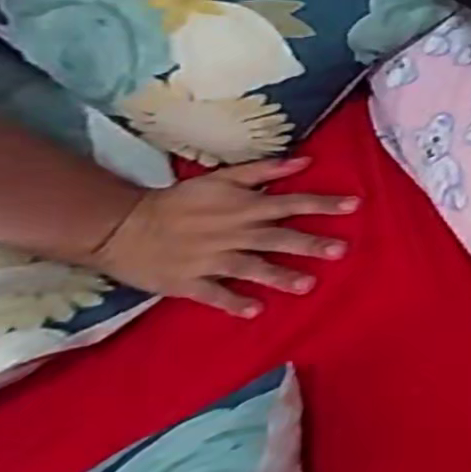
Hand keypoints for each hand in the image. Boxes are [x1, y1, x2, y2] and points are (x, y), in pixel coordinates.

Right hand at [88, 157, 357, 317]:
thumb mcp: (222, 178)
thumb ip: (265, 170)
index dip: (323, 204)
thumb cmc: (181, 201)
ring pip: (250, 268)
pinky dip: (232, 302)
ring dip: (279, 276)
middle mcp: (232, 233)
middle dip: (309, 244)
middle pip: (278, 238)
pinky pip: (212, 294)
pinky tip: (256, 311)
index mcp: (244, 208)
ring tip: (309, 285)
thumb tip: (307, 160)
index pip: (292, 203)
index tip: (355, 205)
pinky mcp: (186, 281)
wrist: (115, 227)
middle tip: (341, 250)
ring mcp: (208, 259)